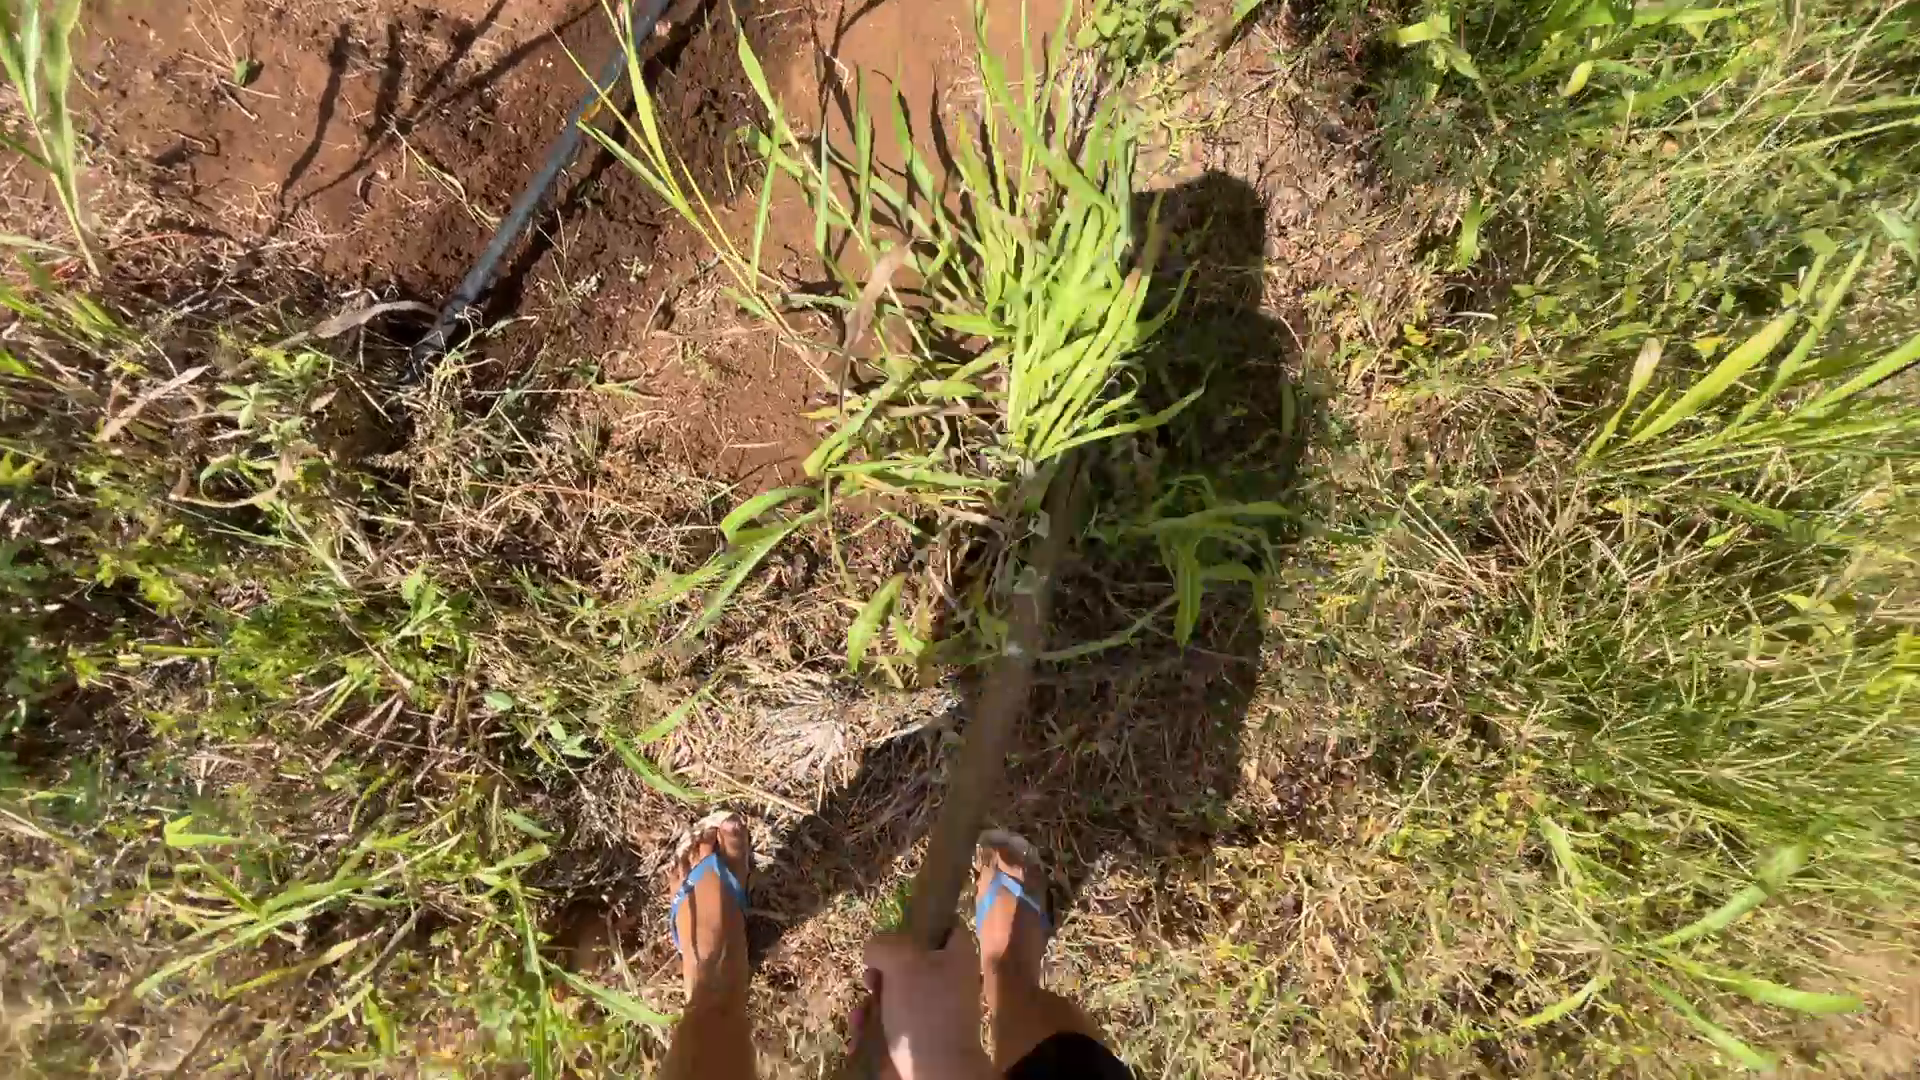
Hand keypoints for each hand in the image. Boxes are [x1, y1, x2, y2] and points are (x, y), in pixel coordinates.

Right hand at [861, 931, 995, 1079]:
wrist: (937, 1073)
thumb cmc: (925, 1008)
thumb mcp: (901, 961)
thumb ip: (884, 944)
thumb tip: (874, 951)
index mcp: (958, 952)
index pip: (943, 923)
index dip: (918, 922)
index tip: (893, 930)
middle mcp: (950, 977)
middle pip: (911, 958)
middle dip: (882, 968)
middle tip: (871, 978)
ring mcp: (936, 1009)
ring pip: (896, 991)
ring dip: (872, 1000)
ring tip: (861, 1012)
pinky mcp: (920, 1036)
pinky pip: (892, 1020)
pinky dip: (873, 1023)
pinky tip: (860, 1028)